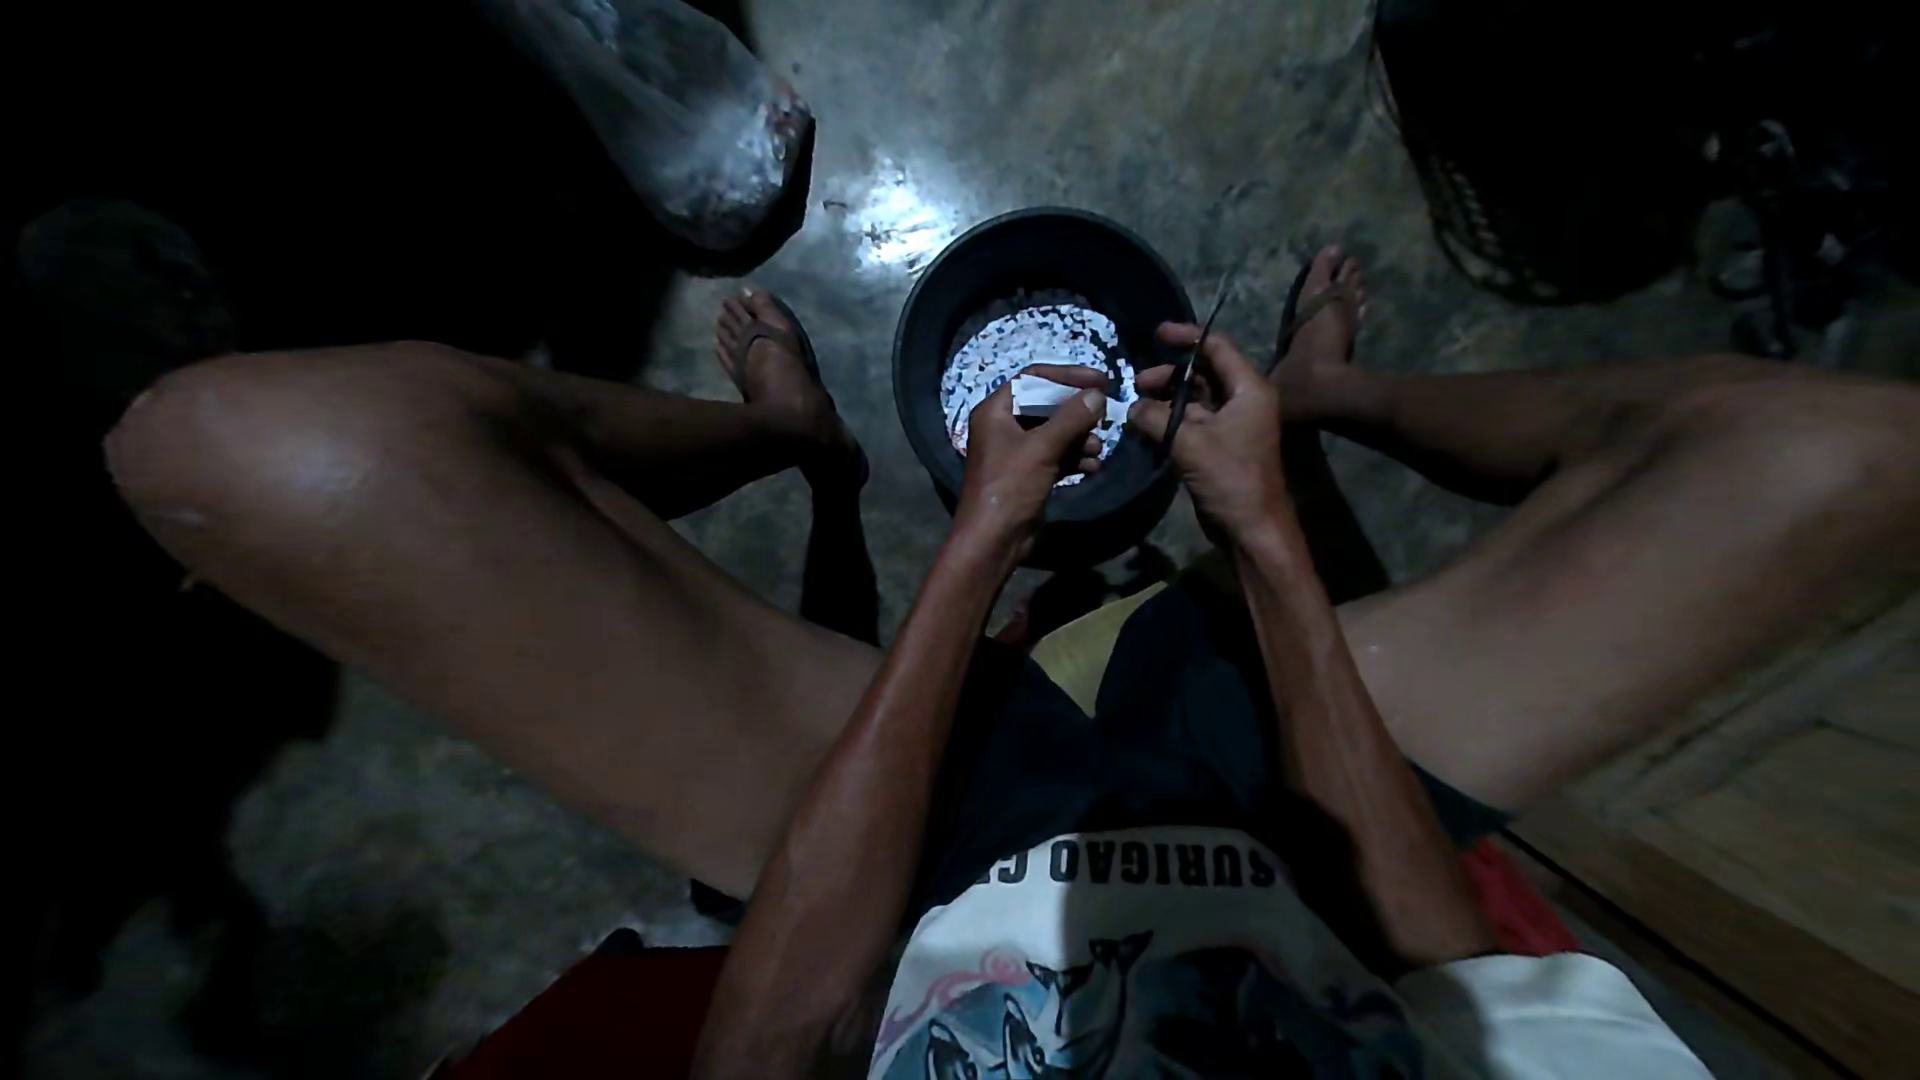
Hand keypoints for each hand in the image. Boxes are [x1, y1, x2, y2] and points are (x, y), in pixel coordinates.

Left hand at [953, 364, 1108, 553]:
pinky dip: (1073, 458)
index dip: (1068, 376)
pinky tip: (1092, 468)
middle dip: (1077, 412)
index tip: (1101, 381)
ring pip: (1054, 432)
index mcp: (996, 411)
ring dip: (1079, 437)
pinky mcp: (1027, 474)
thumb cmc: (1010, 487)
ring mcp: (1015, 452)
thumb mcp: (1042, 448)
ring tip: (1097, 449)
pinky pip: (1055, 456)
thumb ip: (1071, 418)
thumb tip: (1098, 395)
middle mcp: (1003, 426)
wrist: (994, 540)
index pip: (1033, 378)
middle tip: (1105, 415)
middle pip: (1046, 405)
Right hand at [1128, 323, 1286, 537]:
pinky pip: (1189, 424)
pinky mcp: (1216, 447)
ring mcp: (1229, 425)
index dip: (1186, 337)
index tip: (1156, 334)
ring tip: (1135, 407)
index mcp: (1248, 389)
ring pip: (1193, 401)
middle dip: (1168, 375)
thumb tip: (1131, 407)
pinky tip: (1144, 427)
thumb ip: (1157, 419)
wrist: (1250, 526)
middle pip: (1202, 374)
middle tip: (1137, 384)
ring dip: (1165, 401)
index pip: (1217, 348)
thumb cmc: (1230, 478)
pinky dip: (1167, 422)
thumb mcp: (1190, 443)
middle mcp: (1241, 401)